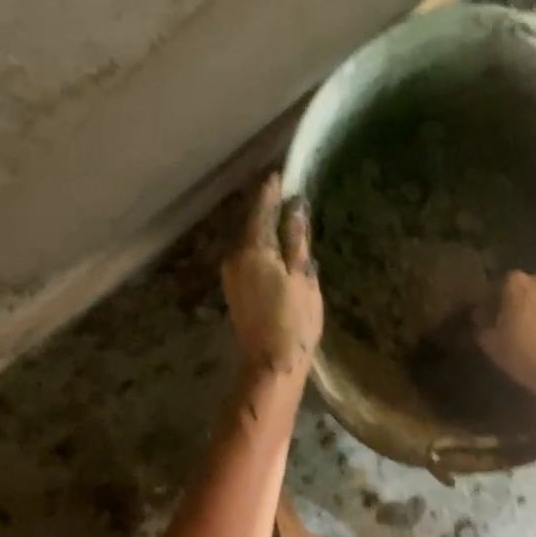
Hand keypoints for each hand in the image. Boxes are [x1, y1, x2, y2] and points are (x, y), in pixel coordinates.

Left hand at [221, 174, 322, 379]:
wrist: (270, 363)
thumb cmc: (293, 320)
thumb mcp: (303, 276)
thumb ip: (297, 239)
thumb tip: (296, 207)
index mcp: (253, 248)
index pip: (261, 209)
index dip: (271, 190)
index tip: (280, 173)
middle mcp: (235, 255)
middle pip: (250, 221)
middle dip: (265, 204)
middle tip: (283, 187)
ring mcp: (232, 272)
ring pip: (247, 237)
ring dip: (262, 223)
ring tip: (282, 210)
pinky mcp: (235, 286)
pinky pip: (247, 252)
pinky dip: (260, 241)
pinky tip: (274, 241)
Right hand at [476, 270, 535, 403]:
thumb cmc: (527, 356)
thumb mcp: (492, 346)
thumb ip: (482, 326)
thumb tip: (479, 316)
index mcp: (516, 284)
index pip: (505, 284)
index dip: (504, 300)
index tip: (503, 318)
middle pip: (534, 286)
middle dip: (531, 301)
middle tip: (530, 326)